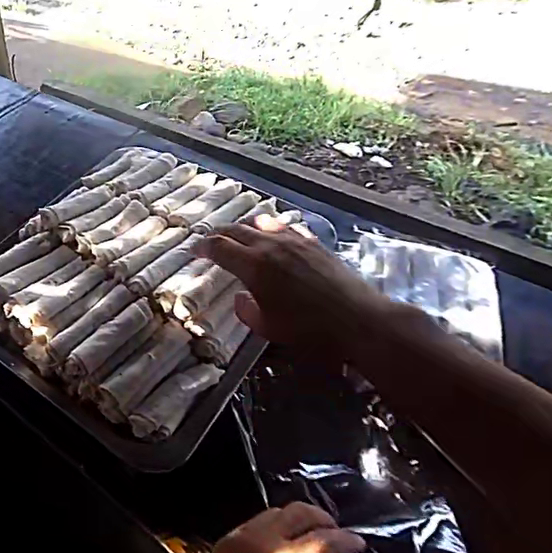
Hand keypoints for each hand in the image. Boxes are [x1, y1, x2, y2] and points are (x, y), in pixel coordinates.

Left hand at [190, 503, 365, 552]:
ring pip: (277, 512)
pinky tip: (278, 544)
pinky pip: (256, 523)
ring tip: (307, 535)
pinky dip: (274, 529)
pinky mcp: (225, 540)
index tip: (357, 543)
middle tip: (334, 531)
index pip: (328, 540)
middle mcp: (266, 541)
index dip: (347, 540)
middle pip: (301, 512)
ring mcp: (242, 536)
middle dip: (324, 519)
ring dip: (297, 521)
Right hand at [195, 221, 394, 359]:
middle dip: (219, 234)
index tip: (196, 250)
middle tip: (211, 241)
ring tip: (238, 235)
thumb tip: (241, 296)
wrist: (355, 317)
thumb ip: (247, 311)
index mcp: (254, 266)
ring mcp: (294, 240)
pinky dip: (270, 228)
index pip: (220, 248)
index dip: (204, 247)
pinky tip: (272, 234)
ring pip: (261, 223)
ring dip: (244, 228)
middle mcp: (271, 245)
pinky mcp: (312, 242)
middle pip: (237, 230)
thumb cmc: (308, 329)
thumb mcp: (268, 328)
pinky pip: (284, 227)